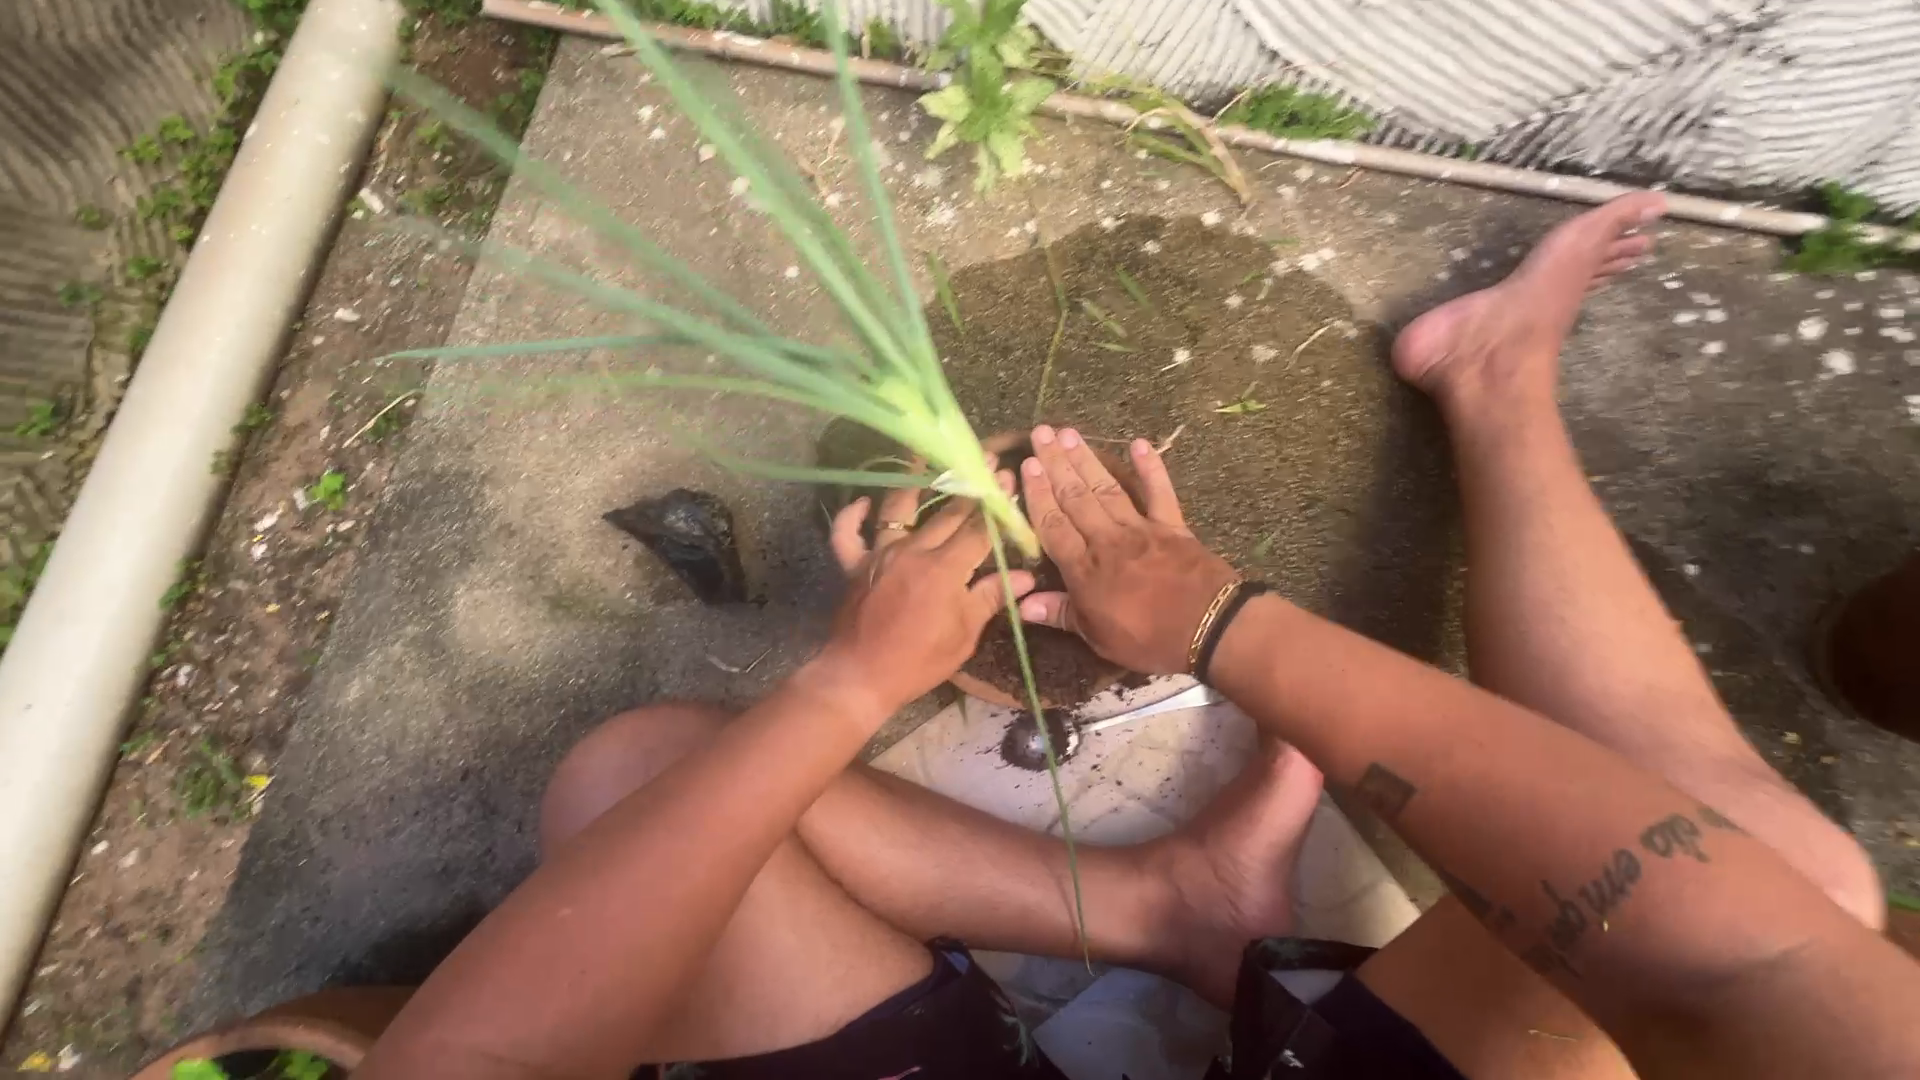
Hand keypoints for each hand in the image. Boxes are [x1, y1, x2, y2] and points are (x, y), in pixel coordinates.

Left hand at [816, 474, 1035, 716]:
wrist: (861, 676)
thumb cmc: (919, 660)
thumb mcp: (964, 634)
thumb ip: (990, 597)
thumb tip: (1025, 577)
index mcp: (945, 569)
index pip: (978, 529)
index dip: (996, 505)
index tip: (1008, 479)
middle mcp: (913, 551)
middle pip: (946, 513)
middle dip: (969, 488)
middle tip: (984, 461)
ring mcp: (879, 555)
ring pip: (897, 510)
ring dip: (912, 483)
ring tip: (921, 455)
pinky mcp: (854, 566)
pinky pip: (847, 535)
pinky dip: (851, 516)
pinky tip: (863, 502)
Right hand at [1017, 425, 1237, 673]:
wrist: (1210, 627)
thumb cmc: (1149, 638)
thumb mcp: (1098, 637)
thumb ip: (1060, 614)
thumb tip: (1021, 603)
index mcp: (1085, 569)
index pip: (1053, 525)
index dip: (1037, 495)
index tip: (1025, 465)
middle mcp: (1107, 539)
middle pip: (1075, 496)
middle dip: (1055, 464)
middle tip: (1041, 433)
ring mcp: (1141, 528)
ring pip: (1106, 487)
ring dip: (1087, 459)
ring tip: (1069, 433)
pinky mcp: (1172, 525)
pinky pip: (1159, 492)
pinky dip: (1150, 467)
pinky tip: (1139, 443)